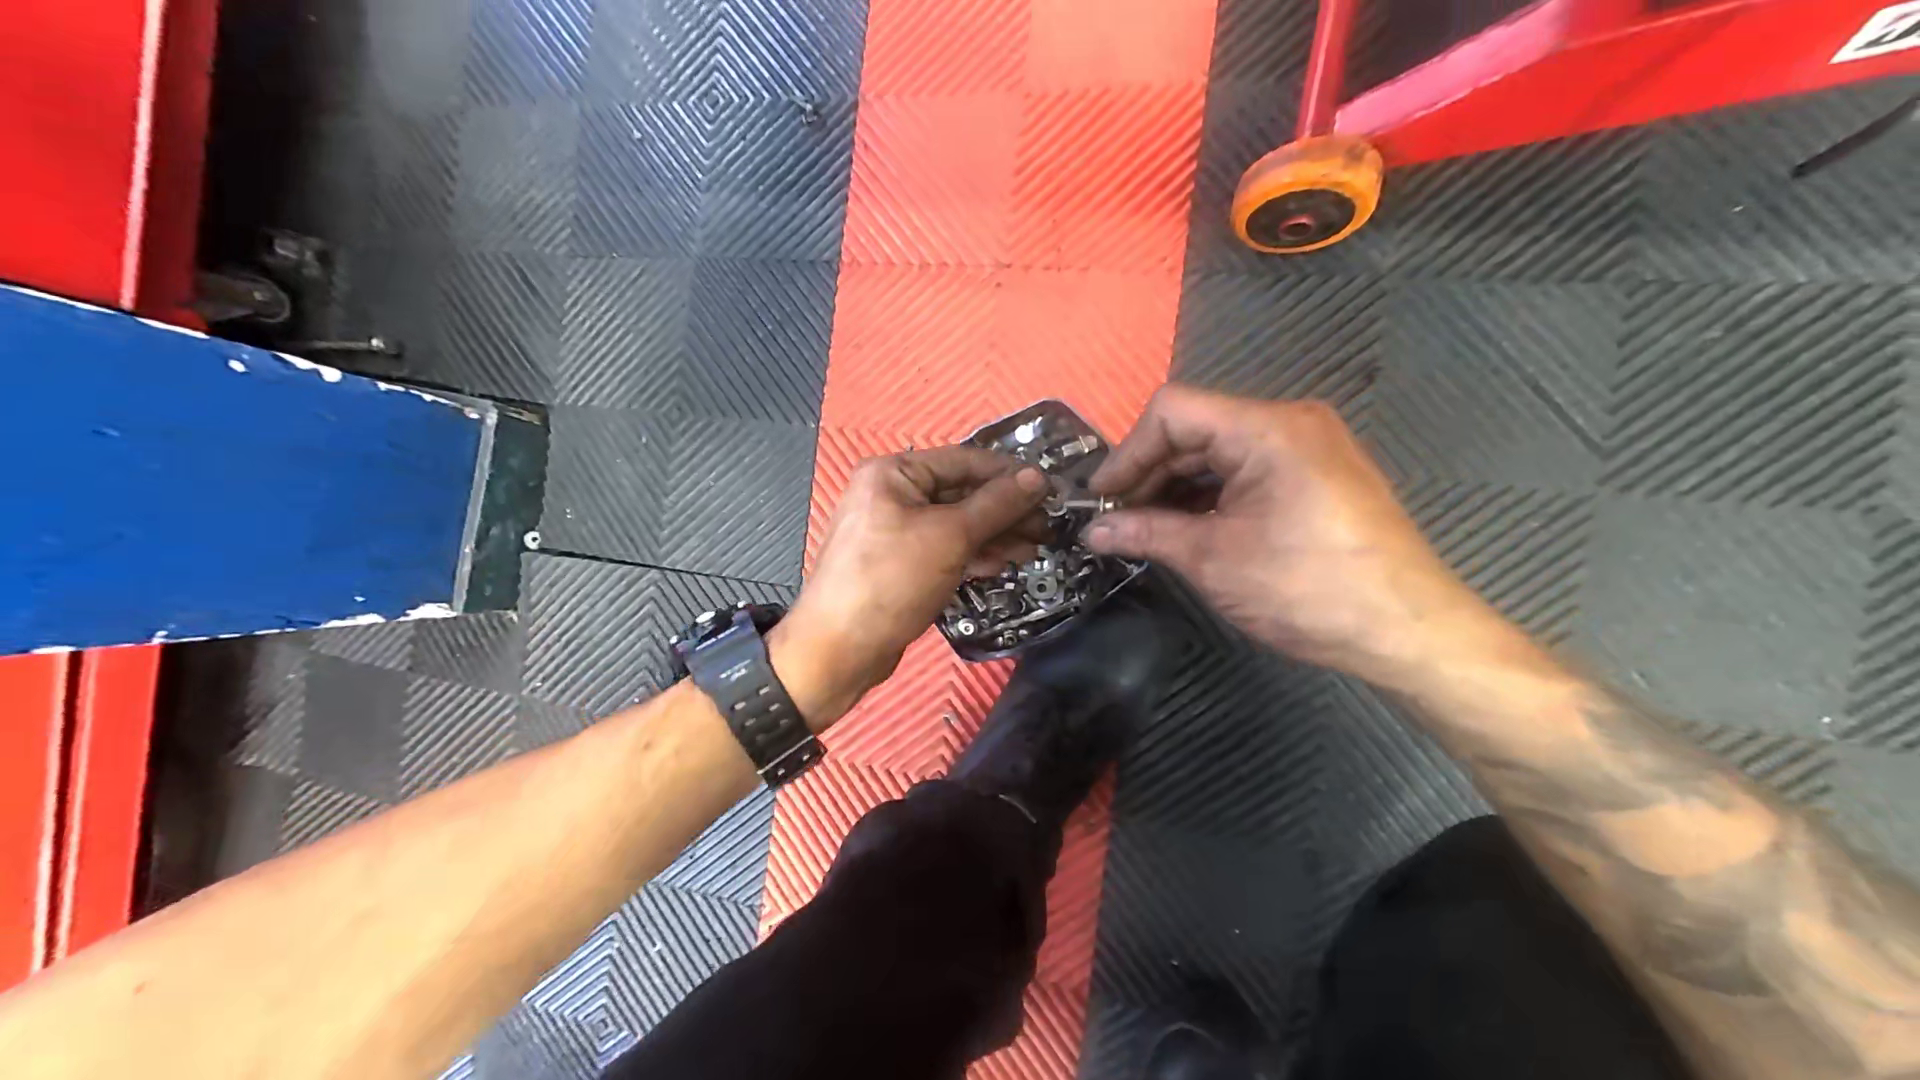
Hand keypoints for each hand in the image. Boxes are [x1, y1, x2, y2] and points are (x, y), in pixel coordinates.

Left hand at [773, 447, 1046, 726]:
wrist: (839, 650)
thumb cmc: (892, 580)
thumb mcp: (950, 537)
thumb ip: (996, 505)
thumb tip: (1037, 479)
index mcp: (893, 473)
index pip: (963, 461)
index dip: (1009, 474)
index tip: (1050, 490)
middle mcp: (891, 495)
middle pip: (961, 493)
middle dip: (1005, 510)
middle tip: (1047, 526)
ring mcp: (894, 531)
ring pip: (955, 524)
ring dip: (995, 535)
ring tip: (1034, 548)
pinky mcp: (900, 565)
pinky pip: (943, 549)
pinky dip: (972, 555)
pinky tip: (1002, 564)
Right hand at [1085, 385, 1501, 685]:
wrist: (1408, 631)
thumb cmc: (1307, 589)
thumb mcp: (1213, 559)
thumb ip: (1146, 532)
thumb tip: (1092, 531)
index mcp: (1267, 429)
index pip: (1173, 411)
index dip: (1127, 452)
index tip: (1100, 498)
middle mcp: (1290, 422)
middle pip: (1195, 428)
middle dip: (1149, 472)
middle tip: (1114, 518)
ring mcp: (1308, 446)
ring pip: (1219, 449)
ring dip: (1176, 485)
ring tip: (1144, 527)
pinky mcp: (1316, 473)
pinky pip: (1247, 468)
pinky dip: (1210, 493)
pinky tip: (1187, 526)